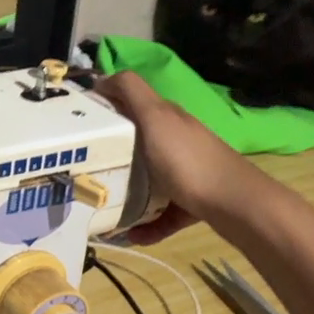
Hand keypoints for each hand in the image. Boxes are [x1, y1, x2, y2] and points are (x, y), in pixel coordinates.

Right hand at [95, 71, 261, 242]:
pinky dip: (147, 222)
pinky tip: (131, 234)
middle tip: (82, 165)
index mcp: (165, 117)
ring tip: (103, 206)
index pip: (128, 103)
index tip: (74, 124)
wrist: (240, 207)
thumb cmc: (188, 159)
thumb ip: (131, 91)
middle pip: (134, 143)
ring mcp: (187, 171)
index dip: (102, 109)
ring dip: (125, 192)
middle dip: (108, 154)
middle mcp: (176, 140)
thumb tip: (102, 78)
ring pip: (147, 178)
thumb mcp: (155, 116)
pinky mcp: (194, 200)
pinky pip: (163, 210)